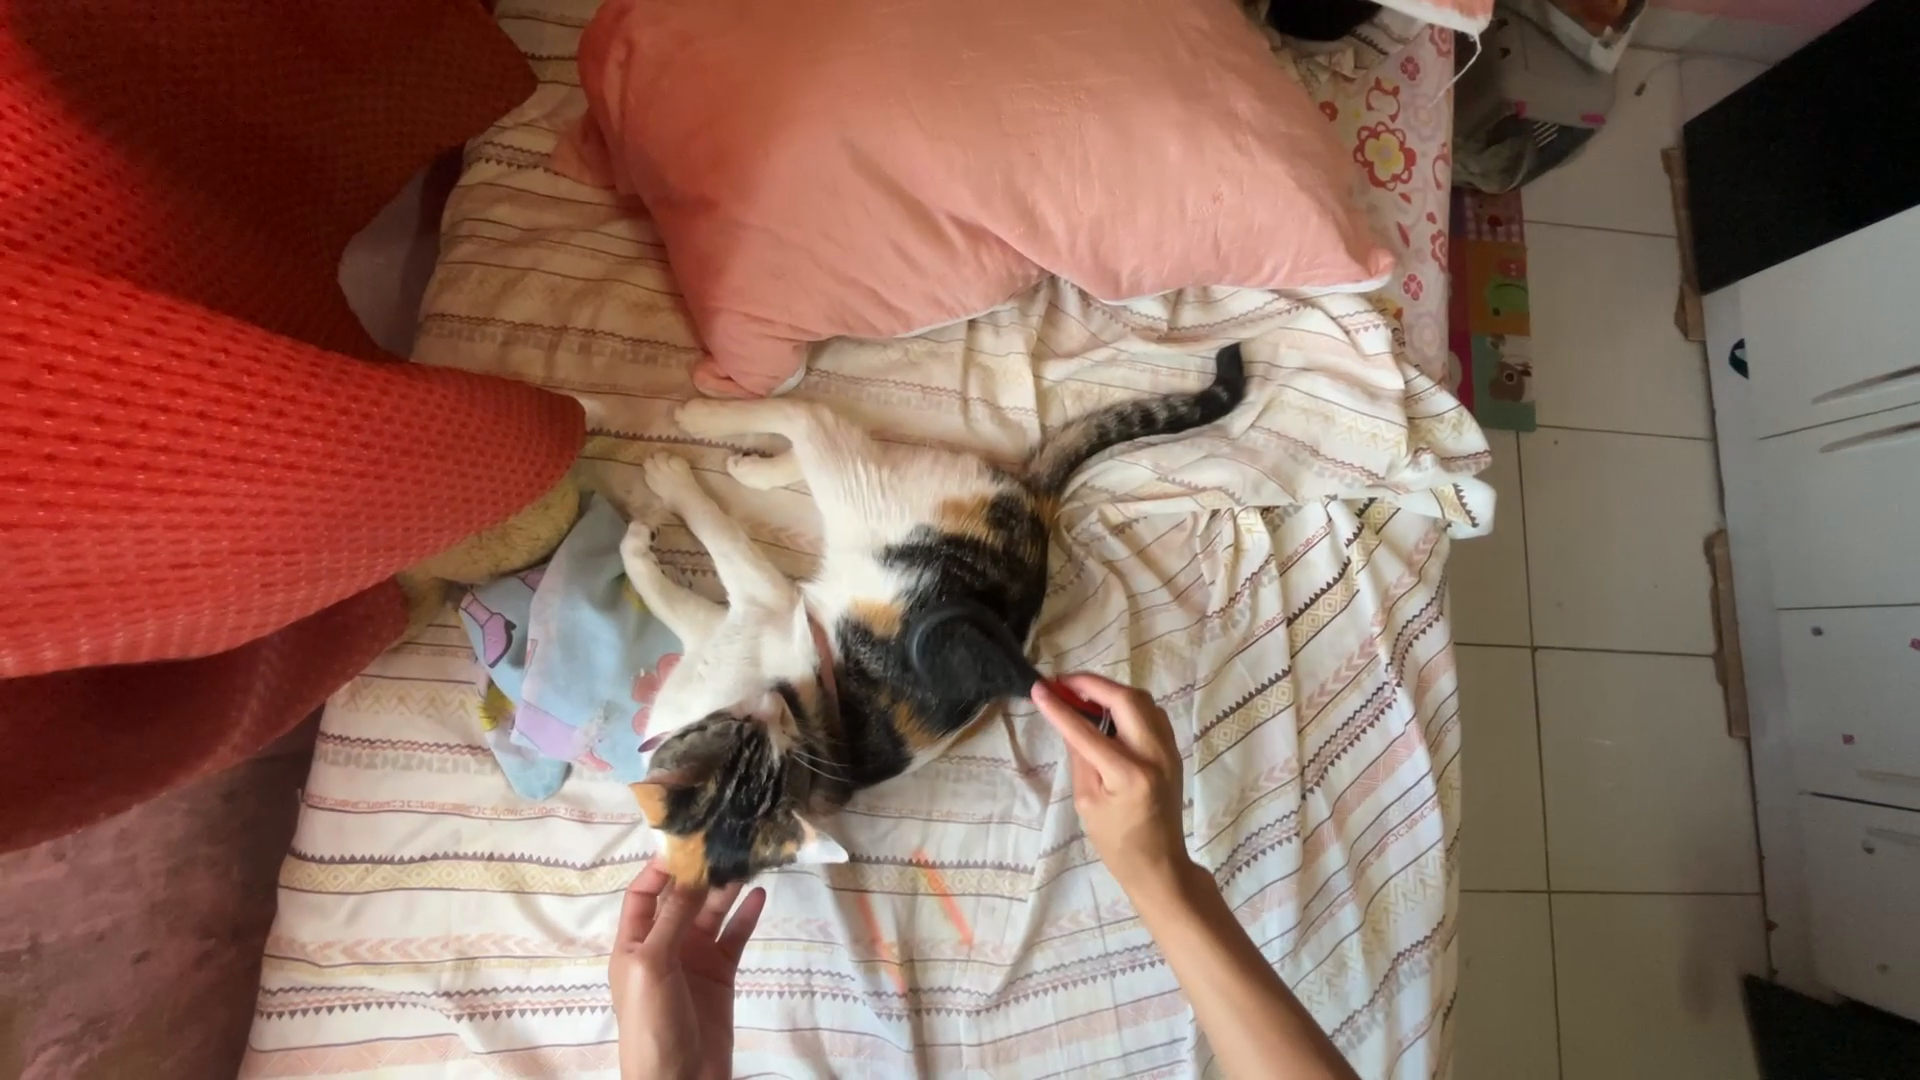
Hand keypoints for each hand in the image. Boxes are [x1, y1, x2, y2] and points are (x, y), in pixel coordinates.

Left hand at [610, 859, 767, 1079]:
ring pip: (712, 911)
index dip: (660, 868)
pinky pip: (735, 934)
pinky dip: (747, 914)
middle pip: (682, 897)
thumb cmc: (652, 1024)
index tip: (687, 841)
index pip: (643, 894)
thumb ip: (672, 918)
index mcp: (635, 944)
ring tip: (747, 860)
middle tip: (727, 841)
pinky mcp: (722, 972)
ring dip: (727, 888)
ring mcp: (695, 958)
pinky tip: (760, 894)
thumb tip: (690, 873)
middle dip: (701, 871)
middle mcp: (664, 945)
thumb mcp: (652, 965)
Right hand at [1032, 674, 1190, 893]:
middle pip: (1125, 699)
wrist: (1160, 865)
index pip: (1087, 730)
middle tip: (1063, 682)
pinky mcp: (1172, 749)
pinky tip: (1107, 709)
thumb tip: (1067, 719)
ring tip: (1081, 693)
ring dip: (1110, 690)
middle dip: (1091, 684)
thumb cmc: (1116, 842)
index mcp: (1129, 774)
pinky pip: (1150, 712)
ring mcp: (1168, 750)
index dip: (1059, 707)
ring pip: (1142, 700)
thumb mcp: (1086, 801)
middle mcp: (1154, 754)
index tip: (1038, 688)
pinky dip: (1126, 703)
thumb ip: (1079, 756)